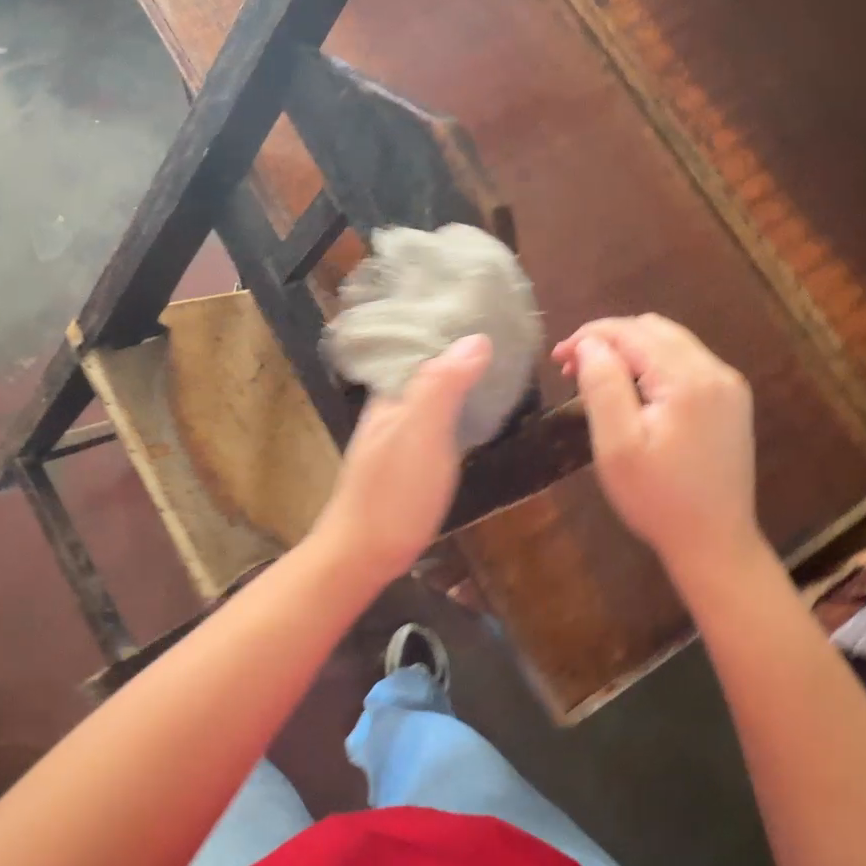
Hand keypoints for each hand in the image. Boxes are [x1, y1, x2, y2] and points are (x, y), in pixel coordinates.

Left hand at [315, 334, 492, 580]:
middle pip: (425, 368)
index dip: (449, 325)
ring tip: (497, 368)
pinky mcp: (403, 464)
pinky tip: (474, 417)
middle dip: (456, 350)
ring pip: (429, 396)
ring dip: (456, 380)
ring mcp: (393, 438)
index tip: (488, 309)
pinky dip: (455, 411)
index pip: (420, 343)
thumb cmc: (393, 493)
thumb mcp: (422, 434)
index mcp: (391, 394)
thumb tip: (476, 338)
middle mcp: (389, 409)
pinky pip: (433, 423)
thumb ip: (443, 386)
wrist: (360, 556)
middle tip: (504, 336)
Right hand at [552, 314, 762, 567]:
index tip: (557, 359)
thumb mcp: (617, 446)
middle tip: (572, 369)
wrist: (715, 542)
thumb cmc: (657, 499)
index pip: (631, 333)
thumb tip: (590, 344)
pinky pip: (686, 363)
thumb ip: (603, 387)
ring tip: (597, 379)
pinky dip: (653, 365)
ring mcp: (729, 386)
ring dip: (630, 350)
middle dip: (609, 339)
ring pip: (671, 343)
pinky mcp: (731, 402)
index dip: (589, 336)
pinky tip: (633, 392)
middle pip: (654, 329)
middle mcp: (716, 372)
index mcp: (688, 380)